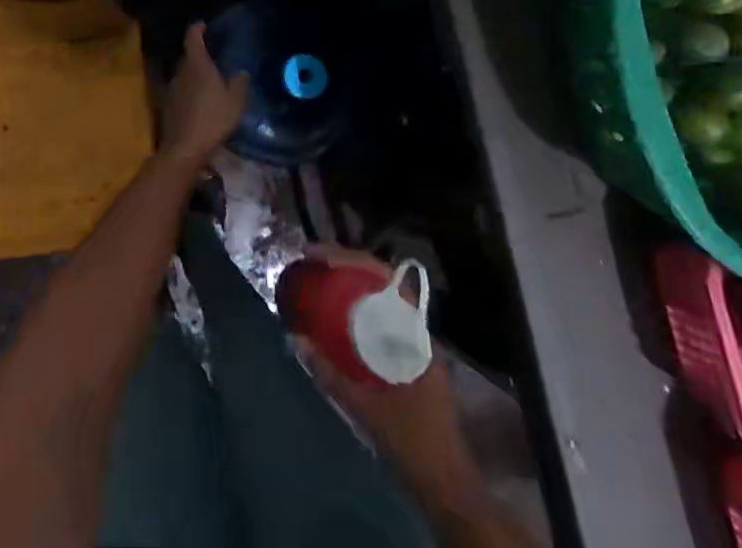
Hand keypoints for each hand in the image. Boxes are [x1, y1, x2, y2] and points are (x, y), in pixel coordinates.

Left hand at [159, 22, 248, 164]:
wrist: (184, 146)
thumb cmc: (213, 119)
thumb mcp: (235, 101)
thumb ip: (238, 83)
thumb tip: (239, 72)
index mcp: (196, 65)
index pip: (192, 38)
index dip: (197, 29)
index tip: (204, 25)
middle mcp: (180, 72)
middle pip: (188, 55)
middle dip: (199, 53)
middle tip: (215, 54)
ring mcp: (172, 87)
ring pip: (184, 72)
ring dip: (195, 71)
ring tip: (211, 77)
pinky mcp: (168, 102)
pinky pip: (181, 87)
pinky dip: (191, 86)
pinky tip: (202, 97)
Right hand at [294, 247, 484, 510]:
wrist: (447, 485)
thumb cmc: (412, 443)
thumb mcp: (364, 408)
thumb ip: (328, 373)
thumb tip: (294, 337)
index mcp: (416, 340)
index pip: (387, 281)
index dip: (352, 260)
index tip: (318, 256)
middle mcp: (419, 335)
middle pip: (382, 283)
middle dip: (345, 264)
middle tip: (309, 260)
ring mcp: (415, 346)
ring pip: (380, 298)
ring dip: (349, 282)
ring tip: (316, 276)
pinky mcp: (407, 359)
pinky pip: (378, 319)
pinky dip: (353, 306)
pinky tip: (331, 312)